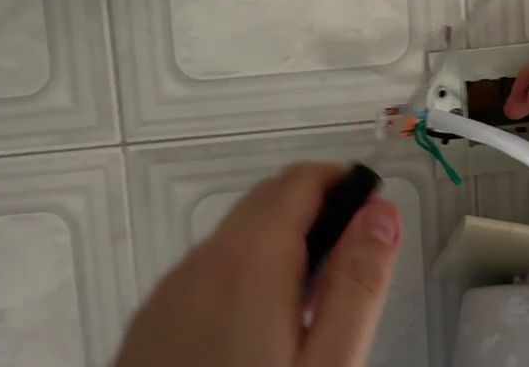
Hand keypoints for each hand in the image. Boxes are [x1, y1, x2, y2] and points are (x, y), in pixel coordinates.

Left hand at [114, 163, 401, 366]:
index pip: (302, 180)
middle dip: (315, 215)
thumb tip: (381, 213)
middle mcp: (200, 262)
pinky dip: (238, 278)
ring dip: (276, 248)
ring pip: (235, 239)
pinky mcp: (147, 327)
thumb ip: (358, 280)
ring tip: (306, 313)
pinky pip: (204, 276)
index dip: (344, 185)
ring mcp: (167, 294)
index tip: (372, 217)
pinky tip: (253, 338)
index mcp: (248, 258)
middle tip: (348, 272)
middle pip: (267, 202)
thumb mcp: (329, 365)